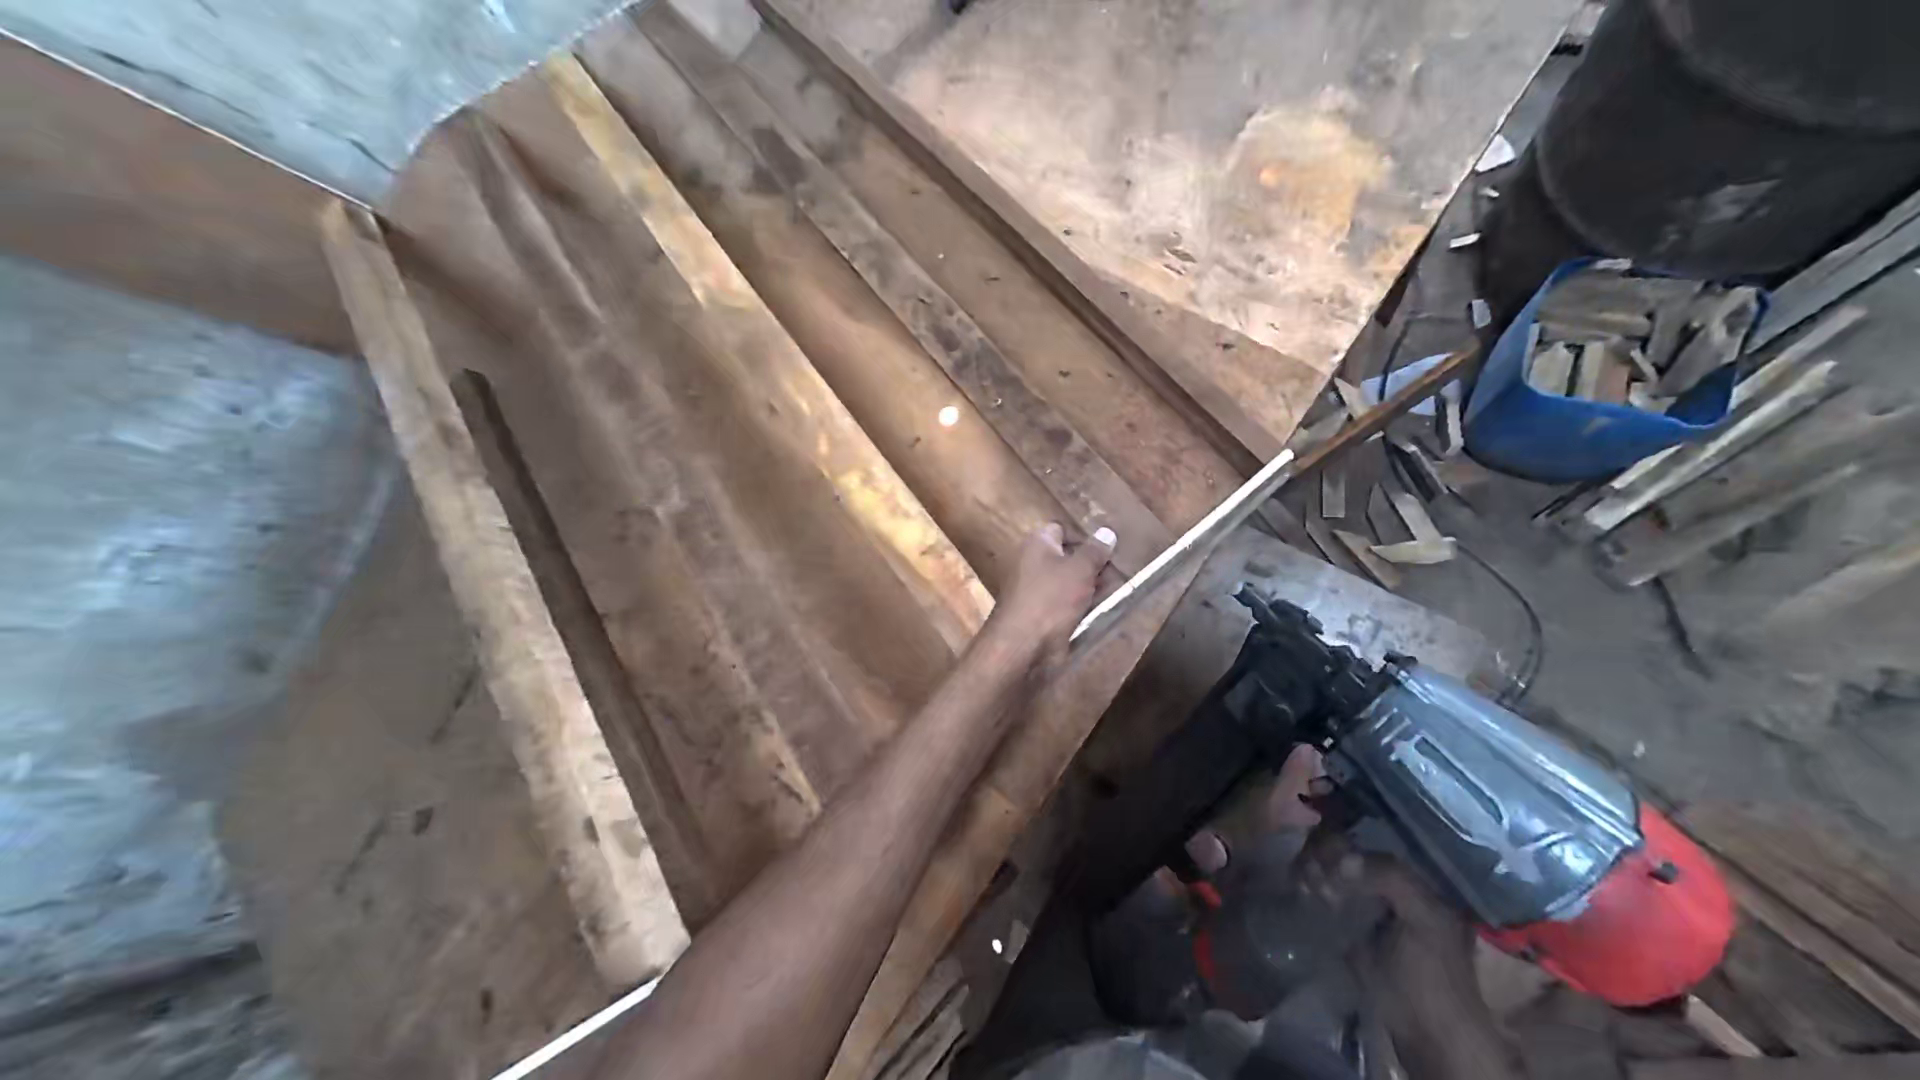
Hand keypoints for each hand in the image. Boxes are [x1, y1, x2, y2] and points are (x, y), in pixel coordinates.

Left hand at [983, 523, 1113, 658]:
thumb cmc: (1051, 598)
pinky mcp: (1036, 612)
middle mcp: (1030, 562)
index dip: (1085, 537)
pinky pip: (1062, 601)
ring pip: (1066, 581)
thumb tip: (1107, 532)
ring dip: (1088, 586)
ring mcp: (1032, 588)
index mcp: (1036, 543)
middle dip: (1091, 564)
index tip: (1108, 548)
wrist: (1023, 644)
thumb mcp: (1080, 570)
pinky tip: (1098, 609)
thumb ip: (1095, 551)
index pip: (1062, 529)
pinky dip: (1078, 604)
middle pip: (1066, 556)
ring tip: (1115, 590)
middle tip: (1118, 571)